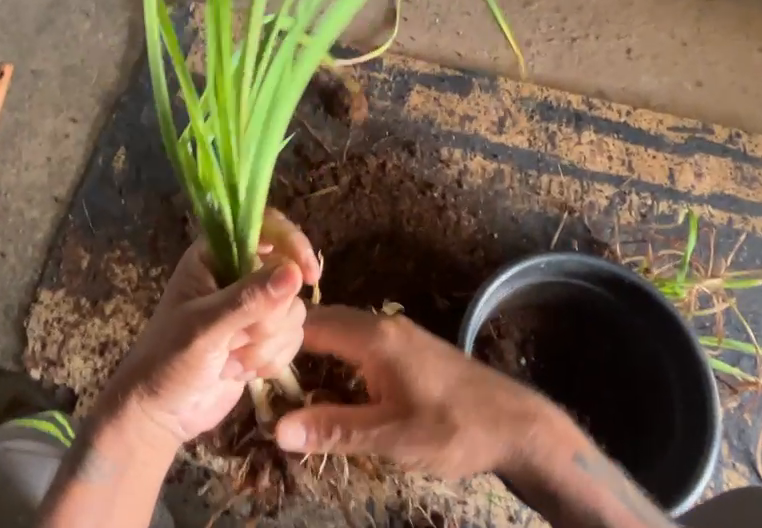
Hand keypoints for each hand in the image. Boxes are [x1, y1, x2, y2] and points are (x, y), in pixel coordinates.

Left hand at [93, 210, 321, 446]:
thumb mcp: (204, 328)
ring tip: (232, 361)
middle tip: (237, 340)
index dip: (292, 243)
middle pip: (286, 277)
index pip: (266, 226)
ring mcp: (252, 306)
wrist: (159, 414)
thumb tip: (294, 274)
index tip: (307, 276)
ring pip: (294, 311)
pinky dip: (272, 359)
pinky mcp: (262, 336)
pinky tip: (241, 372)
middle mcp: (237, 272)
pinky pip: (292, 337)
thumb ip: (248, 299)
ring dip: (268, 344)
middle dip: (269, 318)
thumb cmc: (168, 360)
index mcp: (215, 254)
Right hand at [273, 305, 559, 478]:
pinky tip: (324, 386)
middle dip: (287, 345)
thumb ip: (333, 430)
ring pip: (339, 333)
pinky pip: (356, 343)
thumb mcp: (390, 437)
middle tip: (256, 376)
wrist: (517, 425)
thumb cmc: (453, 428)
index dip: (274, 341)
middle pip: (321, 324)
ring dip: (311, 353)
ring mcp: (395, 334)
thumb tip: (277, 430)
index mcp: (372, 337)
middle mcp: (381, 325)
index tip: (245, 364)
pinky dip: (334, 358)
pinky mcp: (406, 349)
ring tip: (280, 383)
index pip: (309, 325)